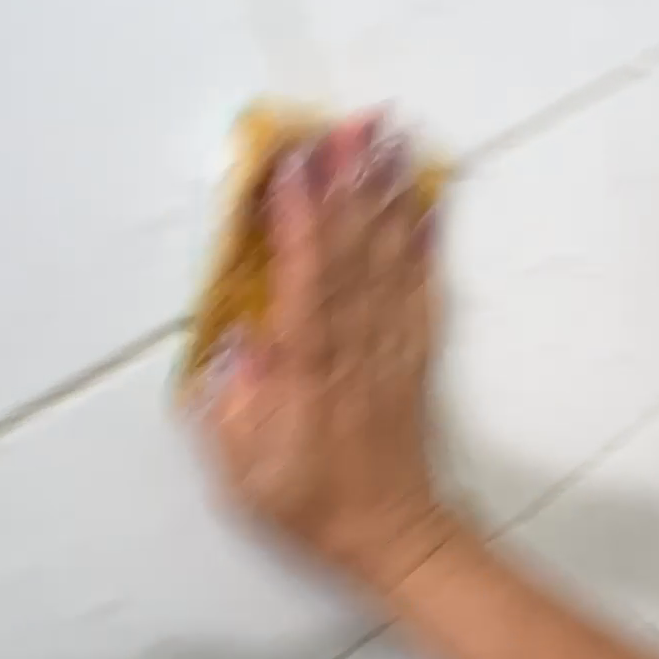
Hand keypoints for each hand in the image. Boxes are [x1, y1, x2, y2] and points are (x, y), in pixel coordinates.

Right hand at [194, 112, 461, 591]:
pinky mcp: (416, 360)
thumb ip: (231, 404)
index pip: (304, 282)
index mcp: (307, 376)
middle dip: (353, 186)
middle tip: (356, 124)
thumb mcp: (243, 472)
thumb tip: (235, 337)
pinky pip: (425, 297)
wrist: (392, 534)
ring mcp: (392, 352)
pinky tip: (427, 210)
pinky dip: (426, 251)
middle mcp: (355, 352)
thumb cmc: (309, 505)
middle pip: (354, 257)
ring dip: (389, 201)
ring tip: (391, 144)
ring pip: (390, 266)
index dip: (301, 219)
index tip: (297, 161)